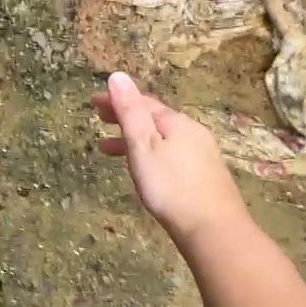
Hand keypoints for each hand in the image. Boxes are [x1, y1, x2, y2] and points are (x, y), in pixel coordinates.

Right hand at [93, 72, 253, 247]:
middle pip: (154, 118)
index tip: (92, 103)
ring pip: (161, 138)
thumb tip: (118, 76)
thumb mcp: (142, 144)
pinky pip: (169, 153)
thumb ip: (129, 111)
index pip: (143, 102)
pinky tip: (141, 168)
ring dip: (133, 138)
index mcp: (177, 123)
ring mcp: (202, 155)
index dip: (116, 100)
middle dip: (124, 116)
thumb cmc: (170, 185)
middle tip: (97, 119)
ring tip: (107, 149)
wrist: (214, 231)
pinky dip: (148, 152)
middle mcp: (193, 134)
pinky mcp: (204, 176)